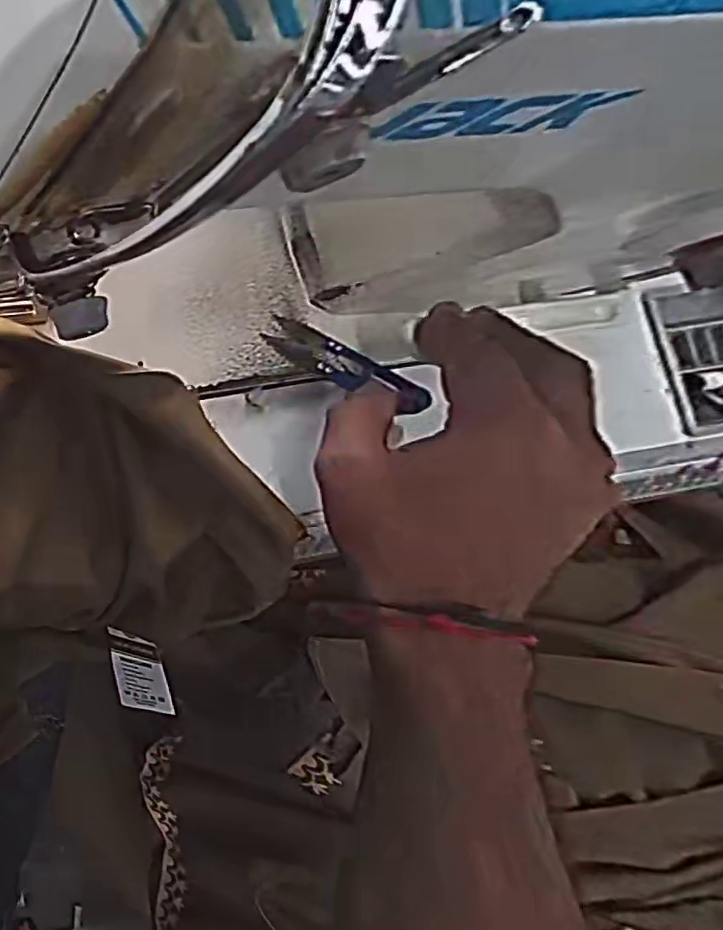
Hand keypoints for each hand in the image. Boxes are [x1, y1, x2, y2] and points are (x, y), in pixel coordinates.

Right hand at [316, 303, 618, 620]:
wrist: (442, 608)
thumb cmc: (397, 543)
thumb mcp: (345, 470)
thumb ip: (355, 414)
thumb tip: (376, 394)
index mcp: (502, 427)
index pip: (482, 359)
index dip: (454, 333)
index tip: (437, 322)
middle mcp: (558, 441)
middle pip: (545, 365)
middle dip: (504, 339)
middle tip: (470, 328)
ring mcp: (581, 471)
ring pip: (575, 396)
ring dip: (535, 368)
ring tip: (501, 359)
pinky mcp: (583, 497)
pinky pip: (581, 433)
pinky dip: (553, 408)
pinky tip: (525, 412)